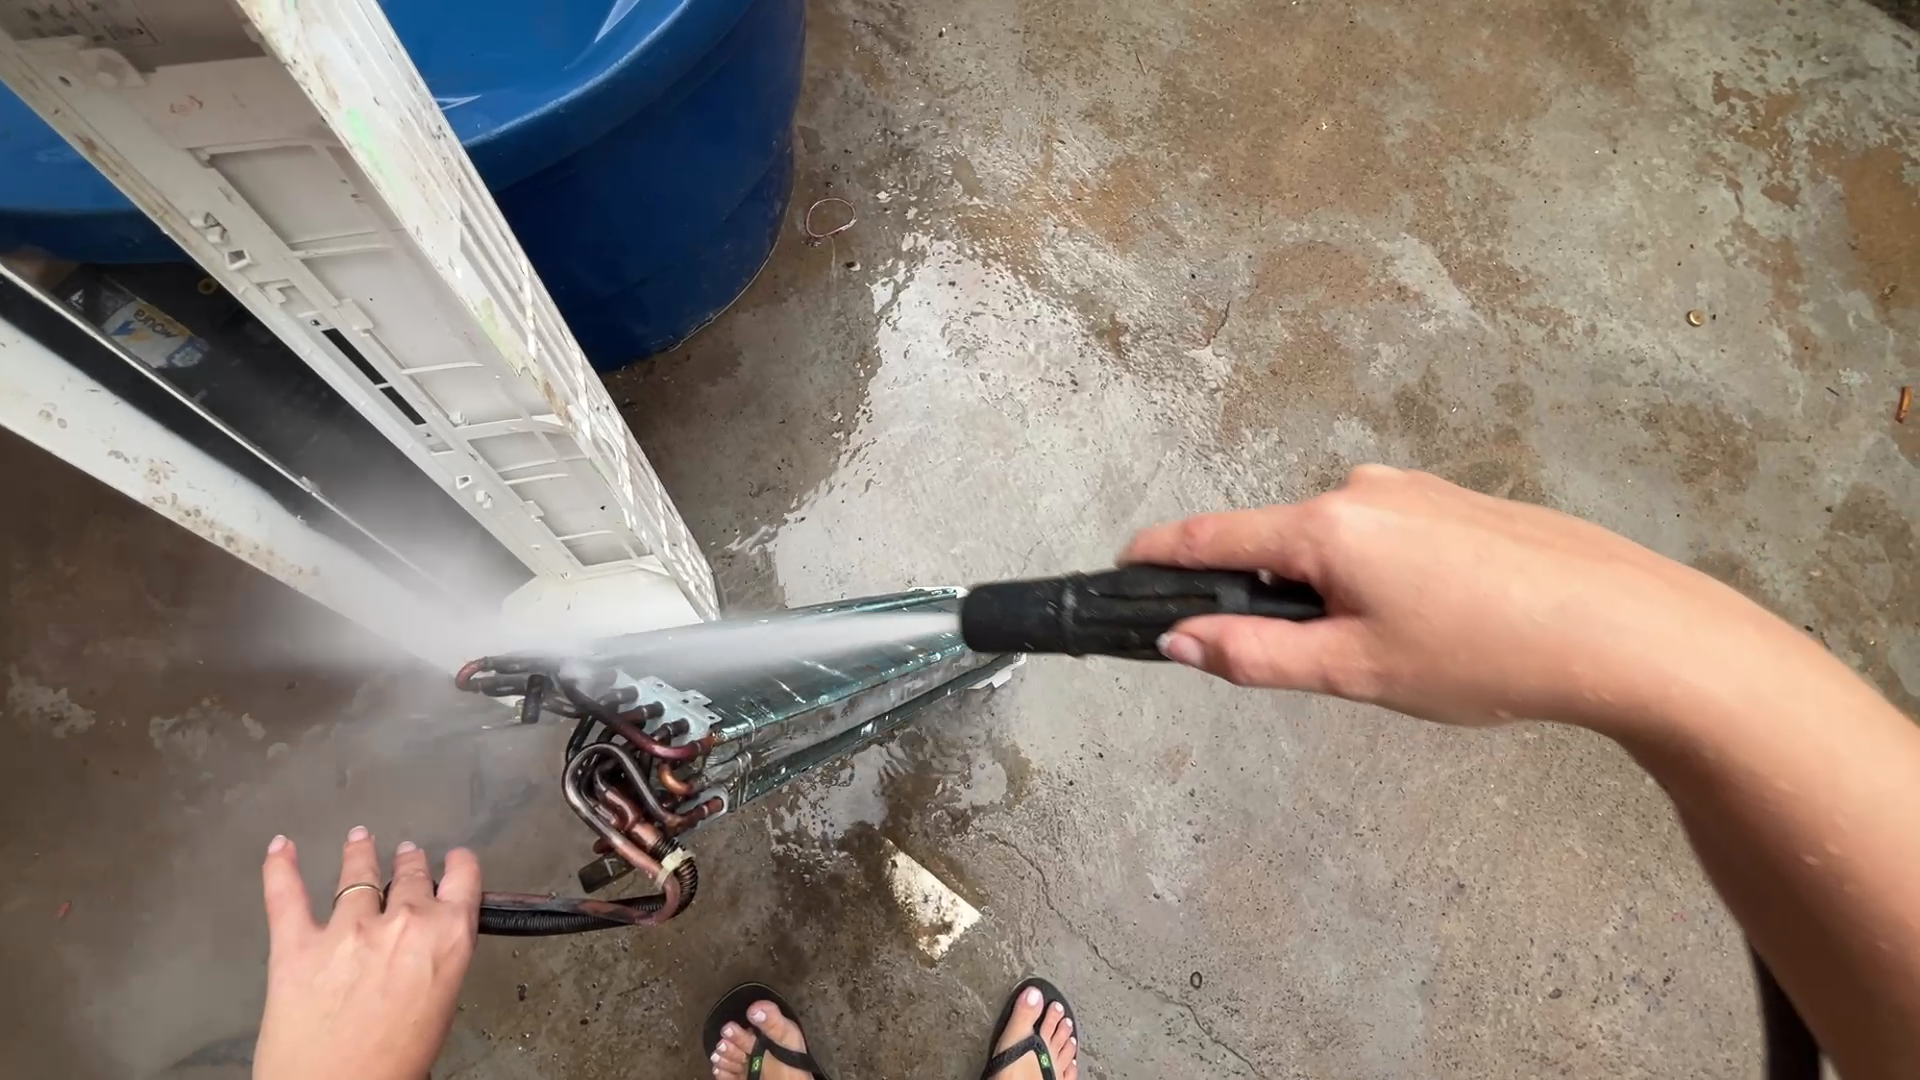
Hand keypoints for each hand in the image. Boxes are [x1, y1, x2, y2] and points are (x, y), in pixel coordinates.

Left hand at [254, 828, 479, 1079]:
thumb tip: (429, 931)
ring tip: (360, 836)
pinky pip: (288, 900)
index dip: (458, 863)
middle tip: (406, 852)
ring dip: (360, 851)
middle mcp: (405, 919)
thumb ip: (441, 950)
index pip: (462, 875)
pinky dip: (280, 870)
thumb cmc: (403, 1055)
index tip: (453, 859)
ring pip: (358, 874)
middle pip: (411, 874)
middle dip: (410, 861)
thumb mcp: (445, 992)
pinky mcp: (297, 949)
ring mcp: (349, 929)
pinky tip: (280, 847)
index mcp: (449, 930)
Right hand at [1122, 465, 1812, 731]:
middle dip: (1261, 590)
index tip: (1122, 565)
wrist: (1643, 633)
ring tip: (1382, 644)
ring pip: (1327, 540)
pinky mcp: (1452, 499)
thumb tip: (1175, 639)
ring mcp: (1411, 488)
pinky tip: (1426, 614)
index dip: (1158, 552)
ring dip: (1320, 585)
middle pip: (1271, 540)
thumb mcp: (1354, 670)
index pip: (1210, 535)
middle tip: (1303, 653)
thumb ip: (1254, 655)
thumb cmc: (1483, 656)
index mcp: (1325, 526)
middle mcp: (1358, 489)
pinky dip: (1365, 570)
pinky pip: (1376, 532)